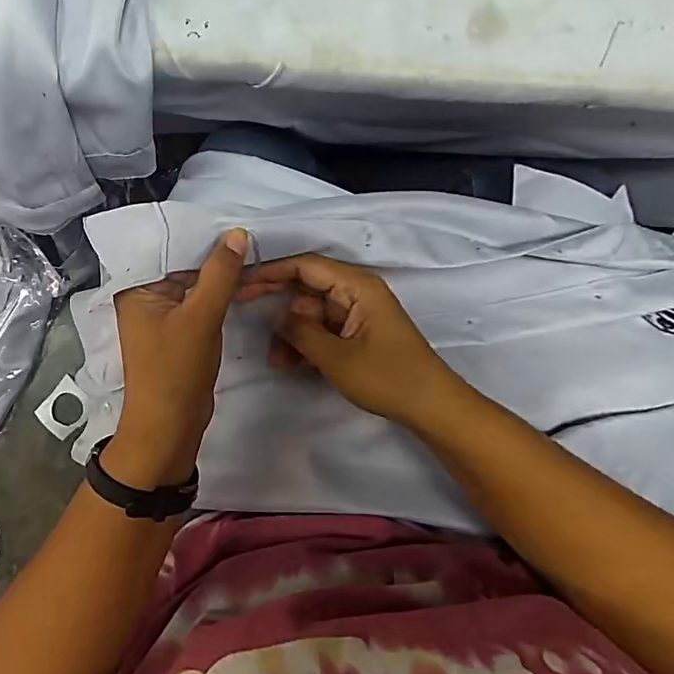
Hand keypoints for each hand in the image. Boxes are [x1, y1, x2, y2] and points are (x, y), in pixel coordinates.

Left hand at [106, 229, 248, 486]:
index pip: (167, 246)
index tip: (234, 219)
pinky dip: (221, 293)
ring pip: (196, 282)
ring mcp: (162, 313)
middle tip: (253, 237)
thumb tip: (237, 233)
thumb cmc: (175, 371)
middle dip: (217, 254)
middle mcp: (144, 295)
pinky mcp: (179, 329)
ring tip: (257, 255)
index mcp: (135, 286)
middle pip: (183, 264)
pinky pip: (201, 301)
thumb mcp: (200, 318)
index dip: (201, 233)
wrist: (169, 429)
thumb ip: (220, 274)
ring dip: (223, 274)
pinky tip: (247, 282)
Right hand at [236, 253, 467, 427]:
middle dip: (277, 303)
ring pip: (311, 312)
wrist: (432, 408)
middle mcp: (356, 292)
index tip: (242, 282)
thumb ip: (300, 331)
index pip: (305, 265)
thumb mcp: (335, 356)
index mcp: (357, 285)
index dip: (271, 271)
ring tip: (275, 360)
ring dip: (291, 332)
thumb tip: (275, 315)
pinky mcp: (358, 333)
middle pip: (306, 286)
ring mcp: (357, 313)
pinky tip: (290, 363)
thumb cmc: (387, 377)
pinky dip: (306, 343)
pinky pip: (323, 329)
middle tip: (242, 308)